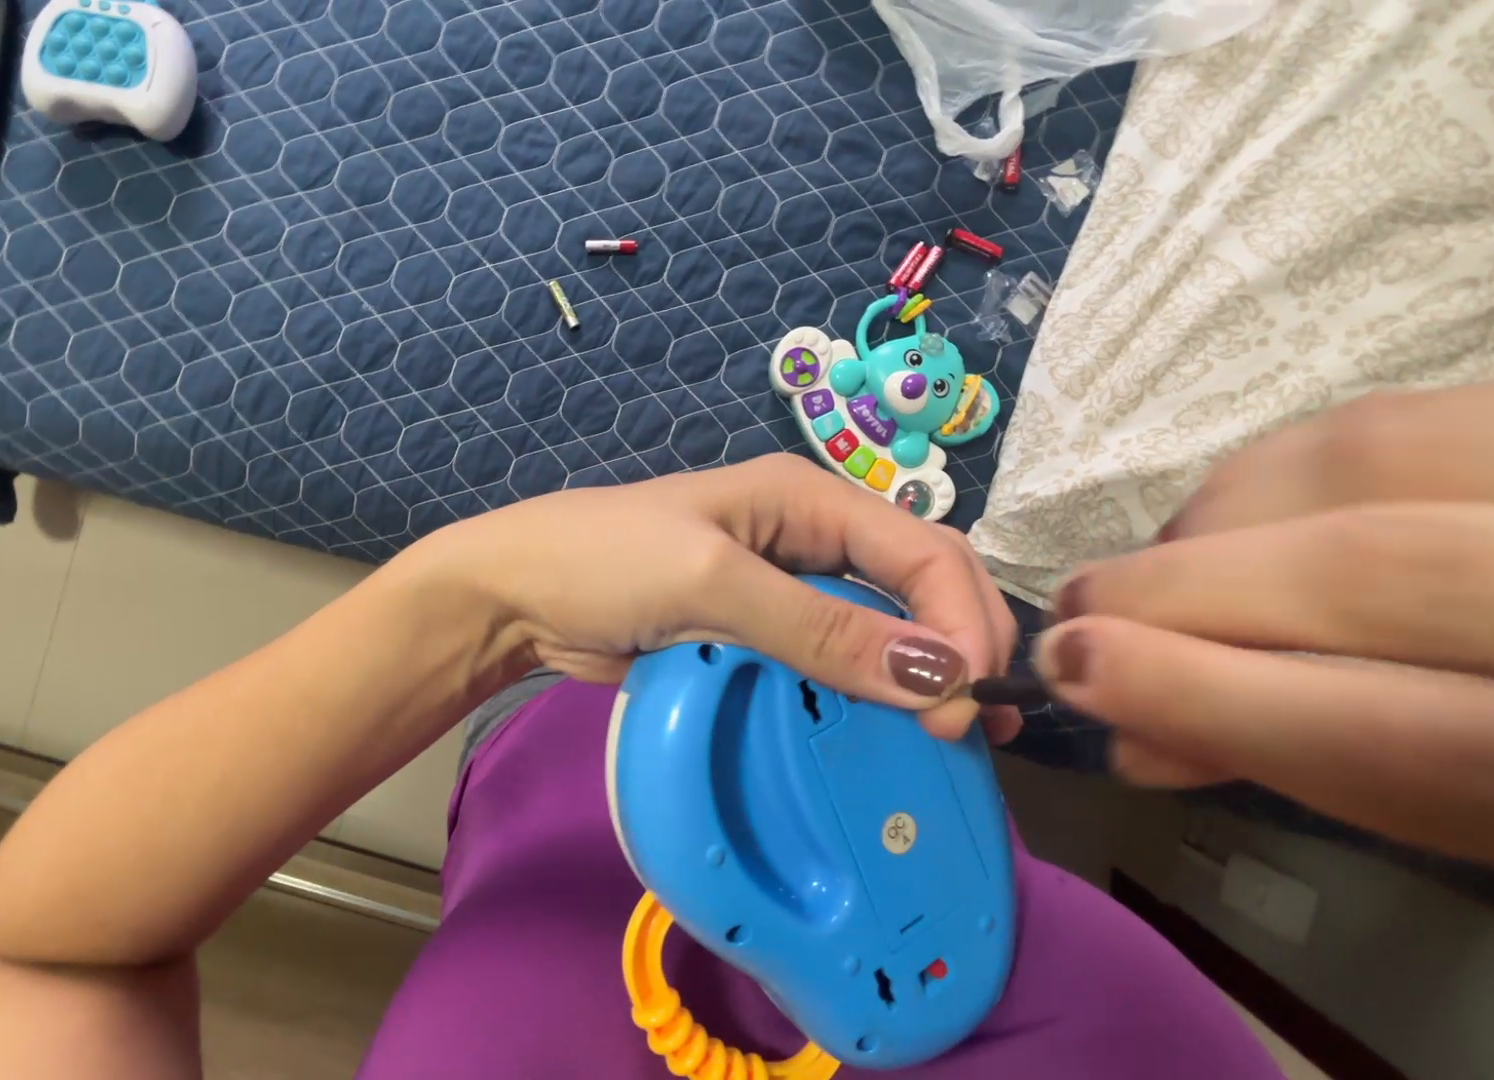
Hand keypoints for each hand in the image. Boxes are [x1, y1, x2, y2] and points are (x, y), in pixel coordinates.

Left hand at [415, 454, 1019, 740]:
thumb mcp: (712, 583)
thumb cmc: (605, 563)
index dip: (959, 618)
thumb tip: (938, 674)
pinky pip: (835, 656)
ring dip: (924, 670)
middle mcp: (808, 535)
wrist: (516, 596)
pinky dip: (870, 688)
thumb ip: (820, 628)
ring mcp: (785, 585)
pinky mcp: (759, 630)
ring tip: (959, 734)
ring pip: (883, 623)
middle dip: (955, 643)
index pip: (920, 548)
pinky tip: (890, 725)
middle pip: (915, 582)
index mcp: (806, 498)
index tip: (973, 698)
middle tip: (977, 724)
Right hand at [1030, 377, 1493, 881]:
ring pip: (1386, 455)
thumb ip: (1325, 770)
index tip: (1072, 666)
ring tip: (1154, 573)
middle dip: (1188, 590)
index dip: (1223, 702)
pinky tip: (1237, 512)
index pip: (1438, 745)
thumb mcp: (1490, 813)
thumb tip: (1129, 735)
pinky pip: (1407, 403)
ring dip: (1220, 520)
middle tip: (1074, 614)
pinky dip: (1284, 460)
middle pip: (1397, 570)